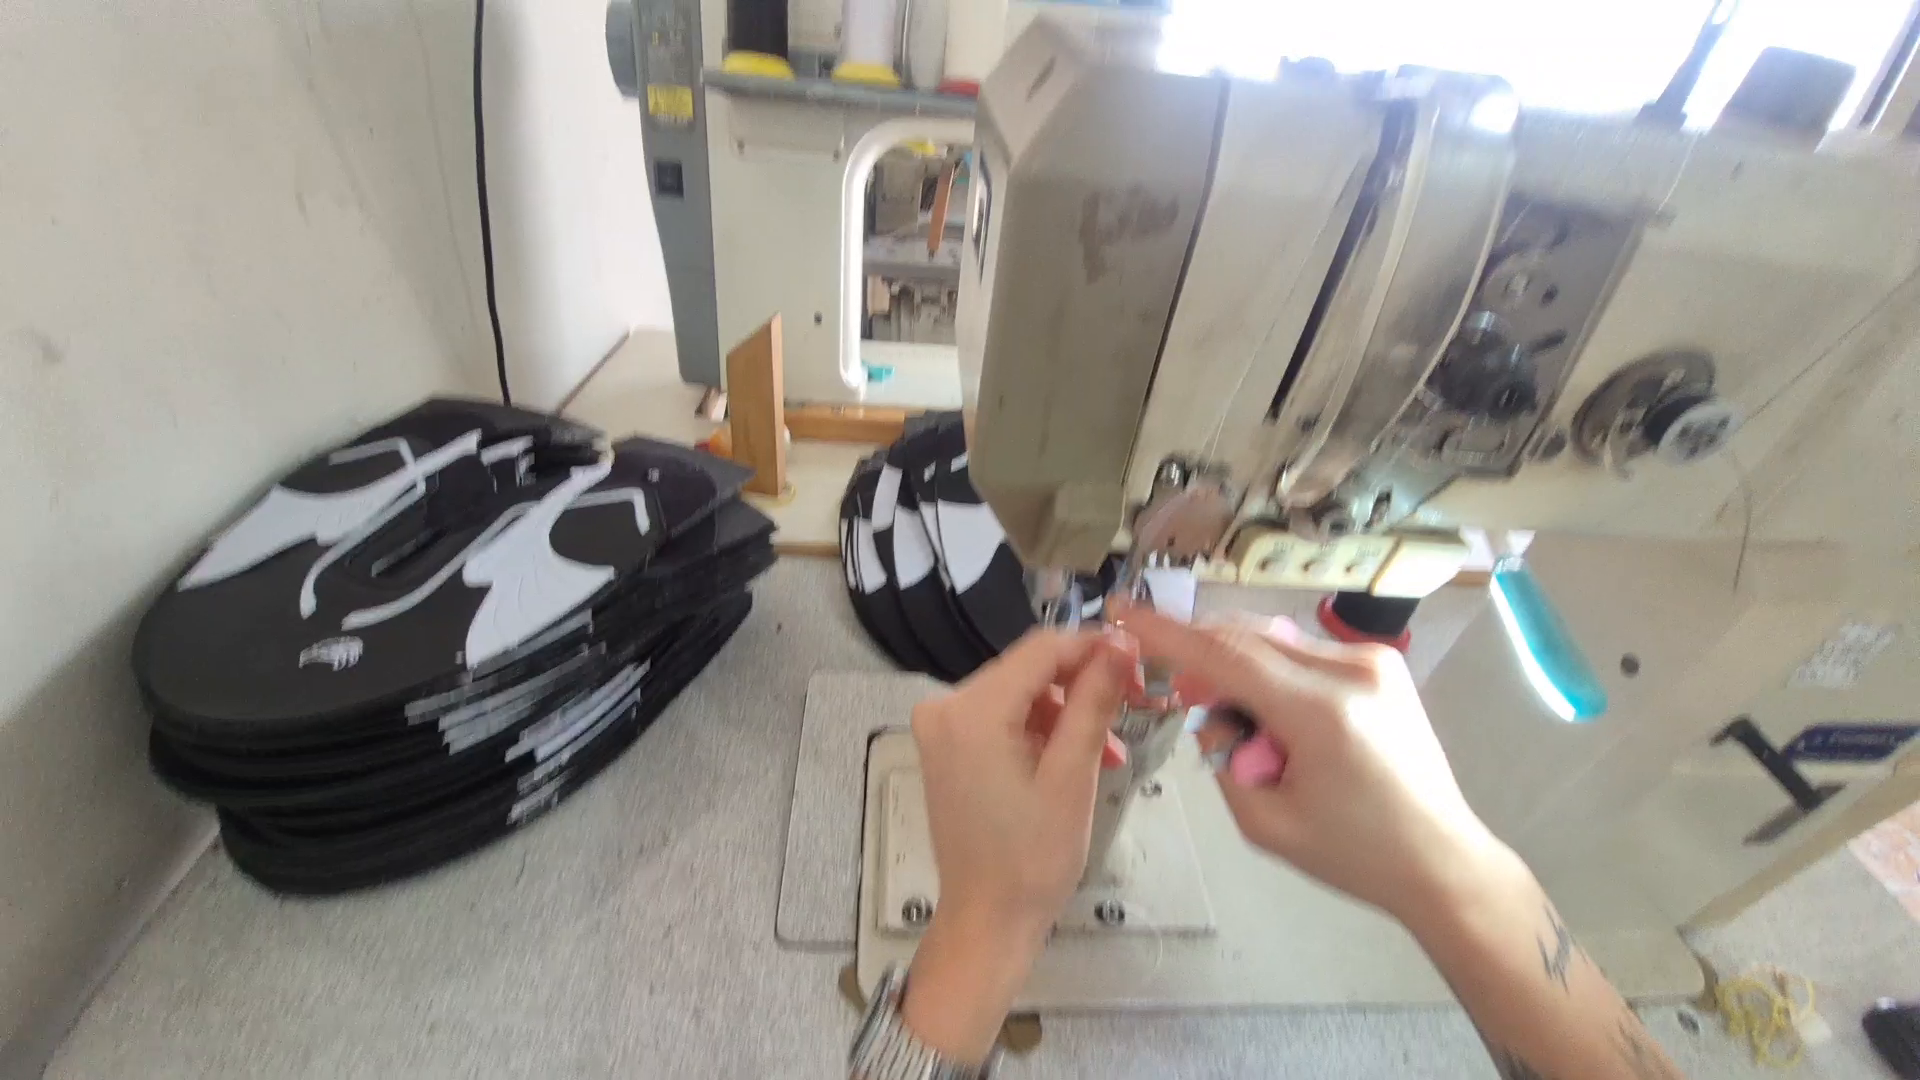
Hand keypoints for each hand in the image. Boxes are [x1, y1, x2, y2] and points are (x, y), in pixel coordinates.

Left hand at [911, 629, 1136, 939]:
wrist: (987, 920)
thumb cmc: (1033, 856)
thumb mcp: (1072, 774)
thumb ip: (1093, 700)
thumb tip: (1122, 642)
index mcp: (971, 710)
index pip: (1040, 650)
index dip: (1092, 647)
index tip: (1136, 660)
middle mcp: (944, 706)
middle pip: (1028, 671)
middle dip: (1081, 688)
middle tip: (1129, 711)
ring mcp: (940, 727)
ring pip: (1019, 694)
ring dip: (1065, 715)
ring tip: (1107, 753)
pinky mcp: (946, 746)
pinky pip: (1001, 718)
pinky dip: (1038, 731)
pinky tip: (1073, 758)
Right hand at [1116, 605, 1521, 925]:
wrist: (1444, 860)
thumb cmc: (1352, 853)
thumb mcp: (1263, 821)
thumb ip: (1219, 753)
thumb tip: (1208, 704)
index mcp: (1322, 714)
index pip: (1225, 655)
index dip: (1166, 633)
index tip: (1122, 612)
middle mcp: (1350, 670)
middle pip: (1243, 636)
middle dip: (1198, 654)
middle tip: (1180, 692)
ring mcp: (1371, 659)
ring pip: (1268, 638)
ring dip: (1233, 663)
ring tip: (1233, 714)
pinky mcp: (1379, 661)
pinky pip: (1296, 648)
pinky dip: (1265, 667)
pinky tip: (1269, 707)